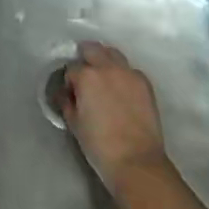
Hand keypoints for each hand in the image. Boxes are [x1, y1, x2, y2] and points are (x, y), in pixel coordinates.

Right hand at [61, 41, 169, 190]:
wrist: (136, 159)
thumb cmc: (99, 146)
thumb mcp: (75, 125)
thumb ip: (67, 103)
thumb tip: (64, 94)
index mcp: (88, 77)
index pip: (72, 68)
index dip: (69, 80)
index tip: (70, 92)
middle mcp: (108, 67)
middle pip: (93, 49)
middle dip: (85, 56)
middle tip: (83, 72)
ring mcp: (129, 72)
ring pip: (113, 54)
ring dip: (104, 59)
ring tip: (102, 76)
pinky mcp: (144, 81)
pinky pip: (129, 69)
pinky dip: (122, 73)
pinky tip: (121, 89)